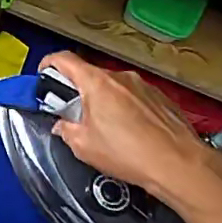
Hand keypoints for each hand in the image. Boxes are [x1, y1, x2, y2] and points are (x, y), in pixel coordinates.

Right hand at [41, 53, 221, 205]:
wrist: (177, 162)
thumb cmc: (132, 154)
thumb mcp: (84, 147)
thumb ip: (67, 130)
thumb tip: (63, 126)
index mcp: (97, 83)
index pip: (65, 60)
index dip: (49, 65)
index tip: (44, 75)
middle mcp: (121, 78)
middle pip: (91, 76)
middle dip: (79, 94)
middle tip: (74, 117)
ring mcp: (143, 86)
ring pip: (114, 88)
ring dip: (105, 104)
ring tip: (106, 133)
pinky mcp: (159, 97)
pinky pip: (135, 98)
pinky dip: (126, 111)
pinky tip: (129, 135)